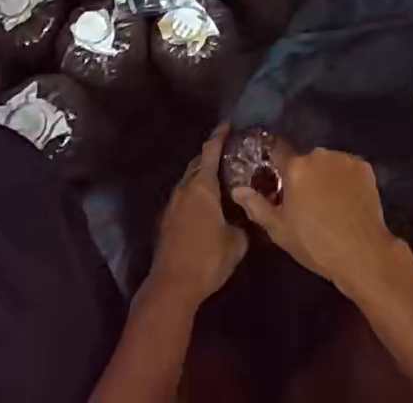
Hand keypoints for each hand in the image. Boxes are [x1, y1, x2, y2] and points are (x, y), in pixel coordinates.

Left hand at [150, 125, 247, 303]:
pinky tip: (207, 203)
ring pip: (188, 180)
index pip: (210, 151)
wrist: (171, 288)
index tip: (228, 124)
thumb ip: (243, 223)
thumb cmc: (207, 258)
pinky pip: (183, 197)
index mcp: (202, 187)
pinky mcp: (166, 222)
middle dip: (210, 154)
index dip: (219, 136)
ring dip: (201, 174)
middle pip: (196, 163)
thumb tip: (246, 216)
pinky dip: (195, 192)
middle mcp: (184, 190)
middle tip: (229, 152)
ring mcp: (172, 206)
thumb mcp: (237, 241)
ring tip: (220, 176)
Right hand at [230, 146, 400, 291]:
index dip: (275, 163)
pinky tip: (346, 199)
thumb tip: (237, 189)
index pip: (278, 151)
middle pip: (305, 159)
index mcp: (296, 166)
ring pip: (328, 162)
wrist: (361, 252)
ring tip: (328, 201)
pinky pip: (348, 168)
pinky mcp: (364, 166)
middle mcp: (320, 154)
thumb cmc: (314, 244)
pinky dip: (345, 178)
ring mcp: (345, 159)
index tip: (275, 176)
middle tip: (305, 199)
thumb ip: (256, 205)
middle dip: (303, 173)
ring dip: (324, 174)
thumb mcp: (279, 229)